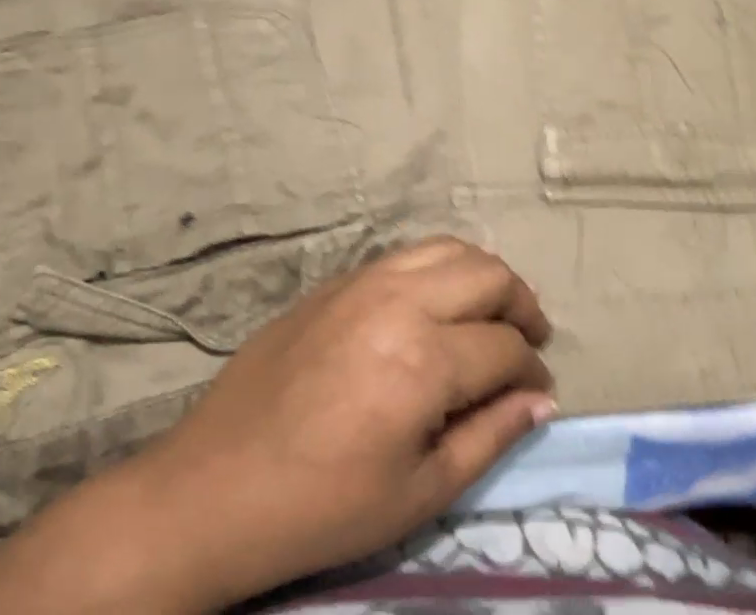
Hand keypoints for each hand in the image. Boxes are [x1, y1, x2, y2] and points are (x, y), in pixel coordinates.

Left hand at [140, 236, 556, 605]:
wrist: (214, 489)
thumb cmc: (323, 506)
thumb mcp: (421, 491)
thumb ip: (491, 437)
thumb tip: (541, 401)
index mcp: (424, 359)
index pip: (506, 347)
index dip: (533, 373)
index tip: (537, 394)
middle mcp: (397, 302)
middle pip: (487, 274)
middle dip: (521, 306)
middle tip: (526, 343)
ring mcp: (357, 284)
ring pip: (445, 249)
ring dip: (481, 278)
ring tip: (487, 315)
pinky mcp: (327, 285)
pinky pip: (400, 257)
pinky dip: (435, 272)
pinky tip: (431, 309)